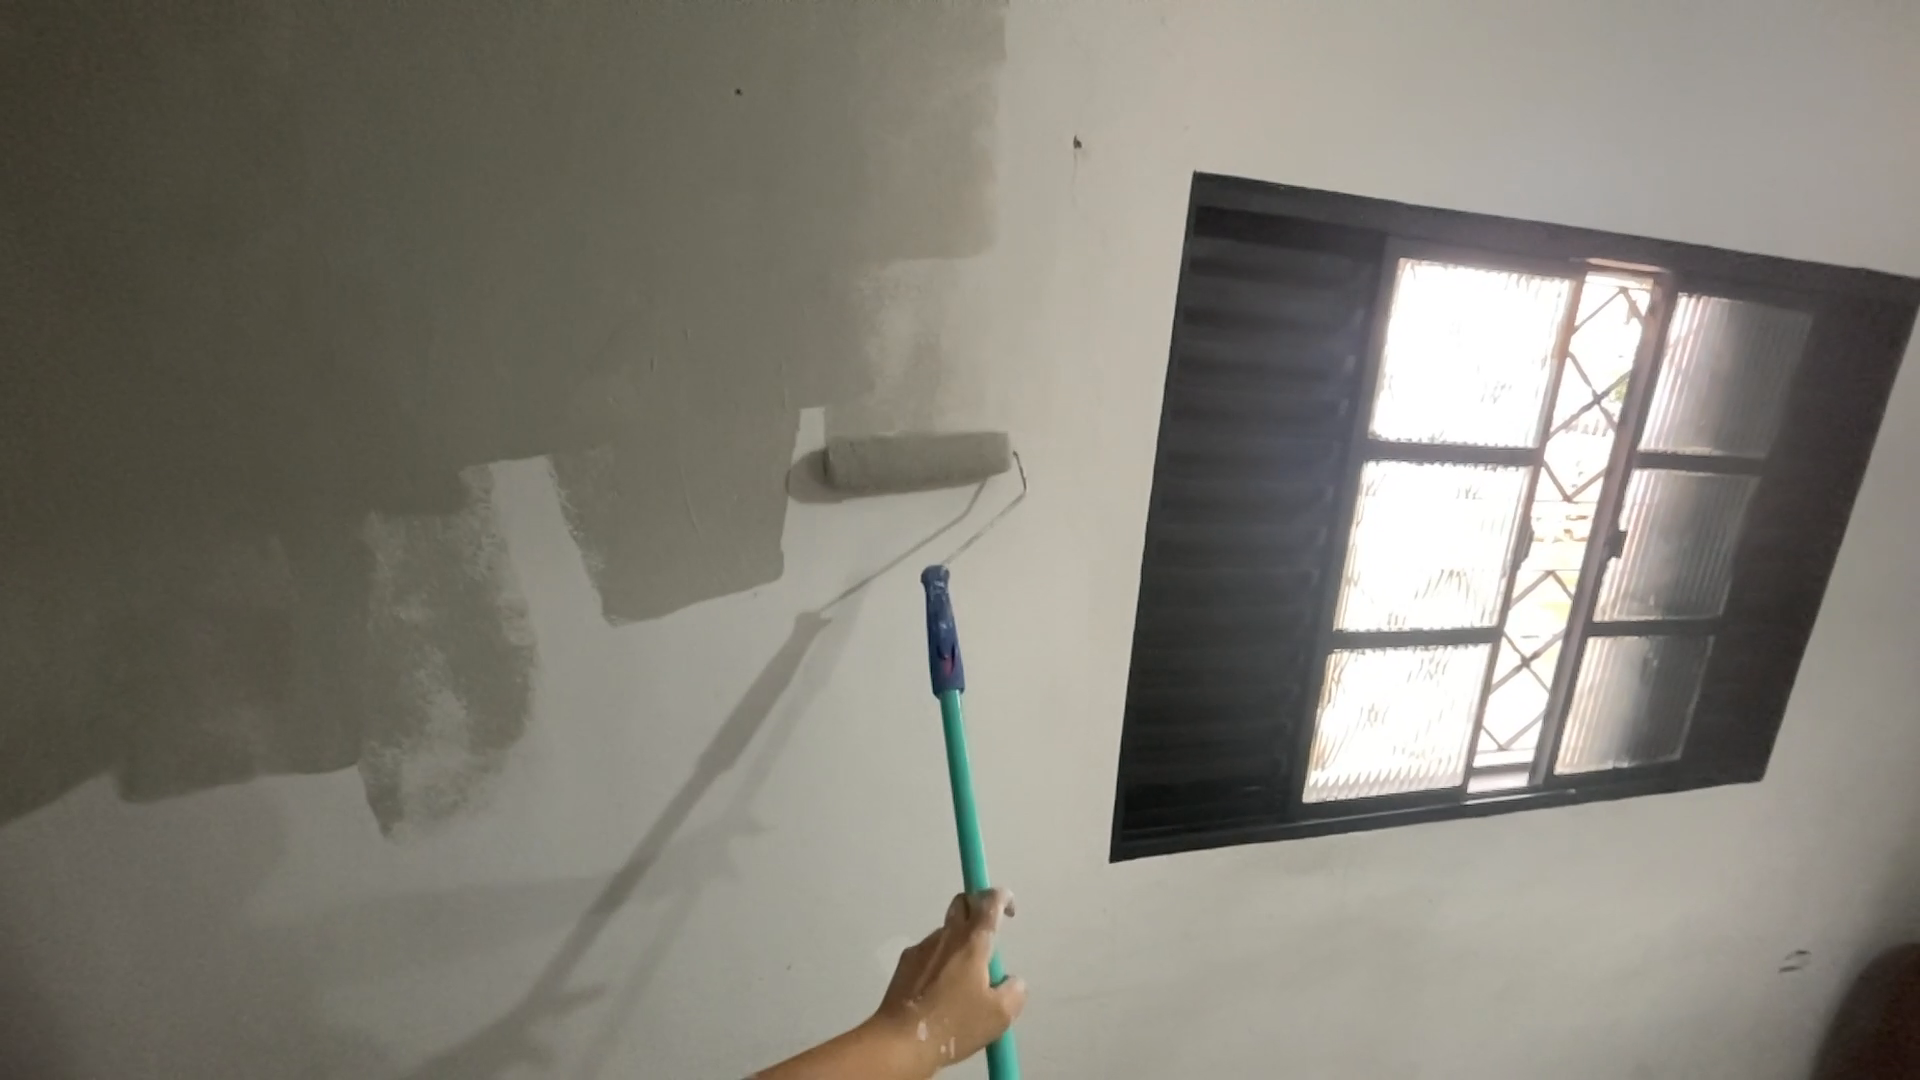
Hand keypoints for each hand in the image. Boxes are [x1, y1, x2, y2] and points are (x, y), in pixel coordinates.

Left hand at [870, 888, 1025, 1070]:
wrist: (901, 1040)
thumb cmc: (954, 1024)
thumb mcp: (999, 1016)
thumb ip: (1014, 992)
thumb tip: (1013, 980)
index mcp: (973, 942)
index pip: (990, 901)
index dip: (1003, 897)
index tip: (1010, 909)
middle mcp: (948, 935)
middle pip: (963, 902)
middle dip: (977, 907)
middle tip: (987, 937)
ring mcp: (924, 946)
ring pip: (947, 932)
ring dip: (959, 943)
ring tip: (963, 983)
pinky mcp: (906, 961)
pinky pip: (930, 952)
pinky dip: (940, 962)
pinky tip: (940, 993)